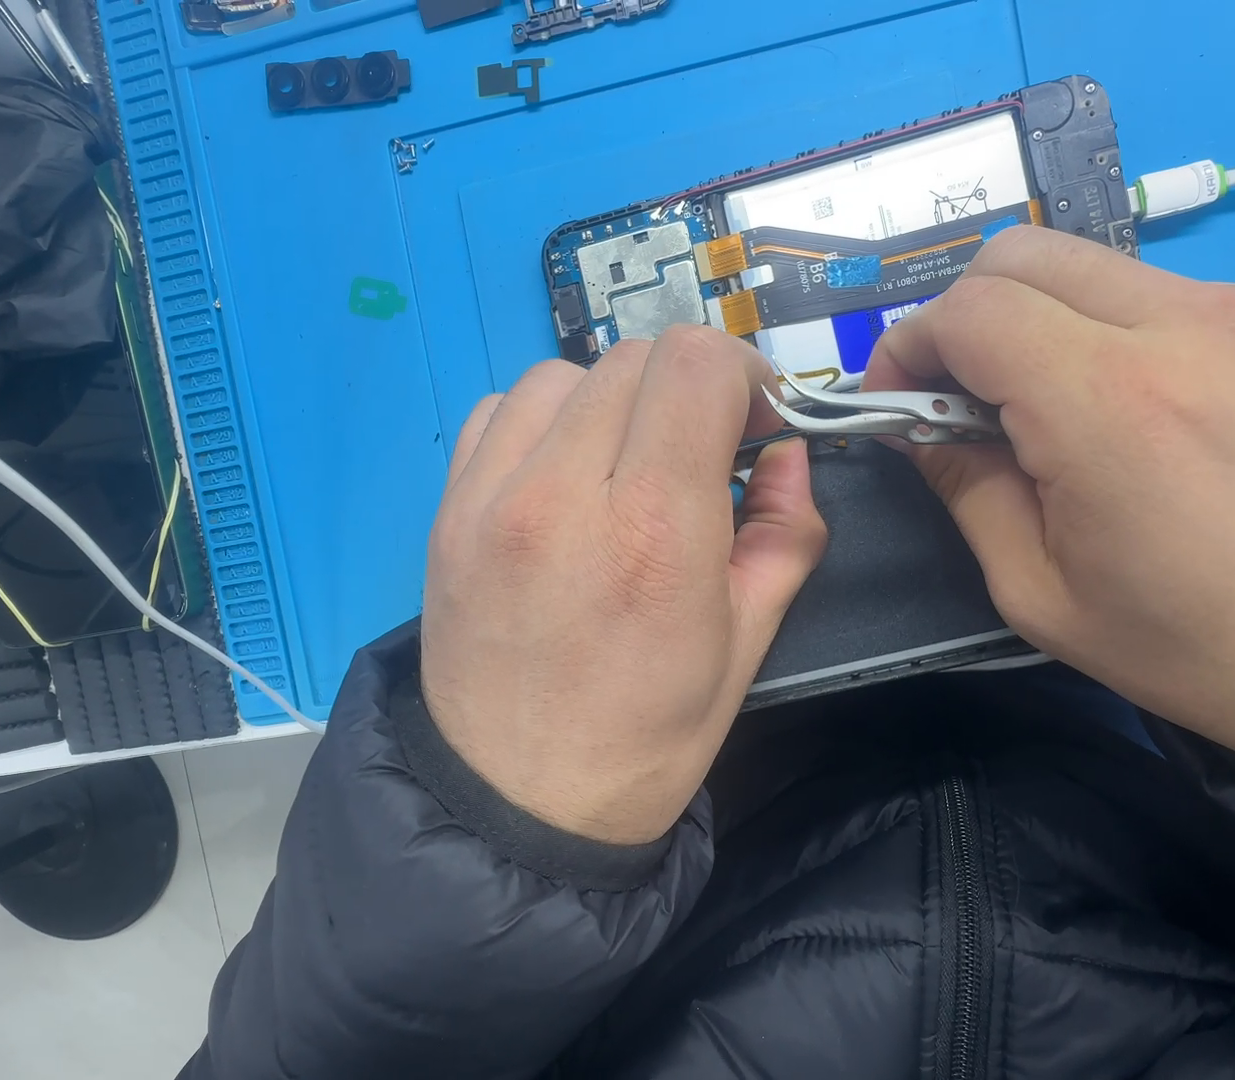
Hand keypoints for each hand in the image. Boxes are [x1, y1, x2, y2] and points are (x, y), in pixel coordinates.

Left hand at [422, 327, 826, 843]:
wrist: (517, 802)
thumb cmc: (649, 735)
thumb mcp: (747, 643)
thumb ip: (785, 533)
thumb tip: (787, 457)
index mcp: (654, 527)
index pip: (695, 365)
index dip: (742, 375)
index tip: (752, 421)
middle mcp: (562, 491)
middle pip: (635, 359)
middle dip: (687, 387)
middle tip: (701, 447)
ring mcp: (490, 496)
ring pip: (564, 374)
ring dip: (615, 400)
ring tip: (628, 462)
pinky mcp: (447, 511)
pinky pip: (502, 412)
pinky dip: (546, 421)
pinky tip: (563, 475)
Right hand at [865, 226, 1234, 780]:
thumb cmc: (1200, 652)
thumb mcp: (1038, 593)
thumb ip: (963, 486)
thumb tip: (914, 422)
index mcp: (1113, 410)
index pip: (971, 309)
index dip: (911, 344)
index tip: (902, 396)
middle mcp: (1199, 327)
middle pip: (1027, 254)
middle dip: (970, 316)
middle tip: (971, 392)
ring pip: (1108, 270)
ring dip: (1060, 327)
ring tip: (1084, 411)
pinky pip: (1193, 292)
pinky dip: (1148, 337)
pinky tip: (1182, 409)